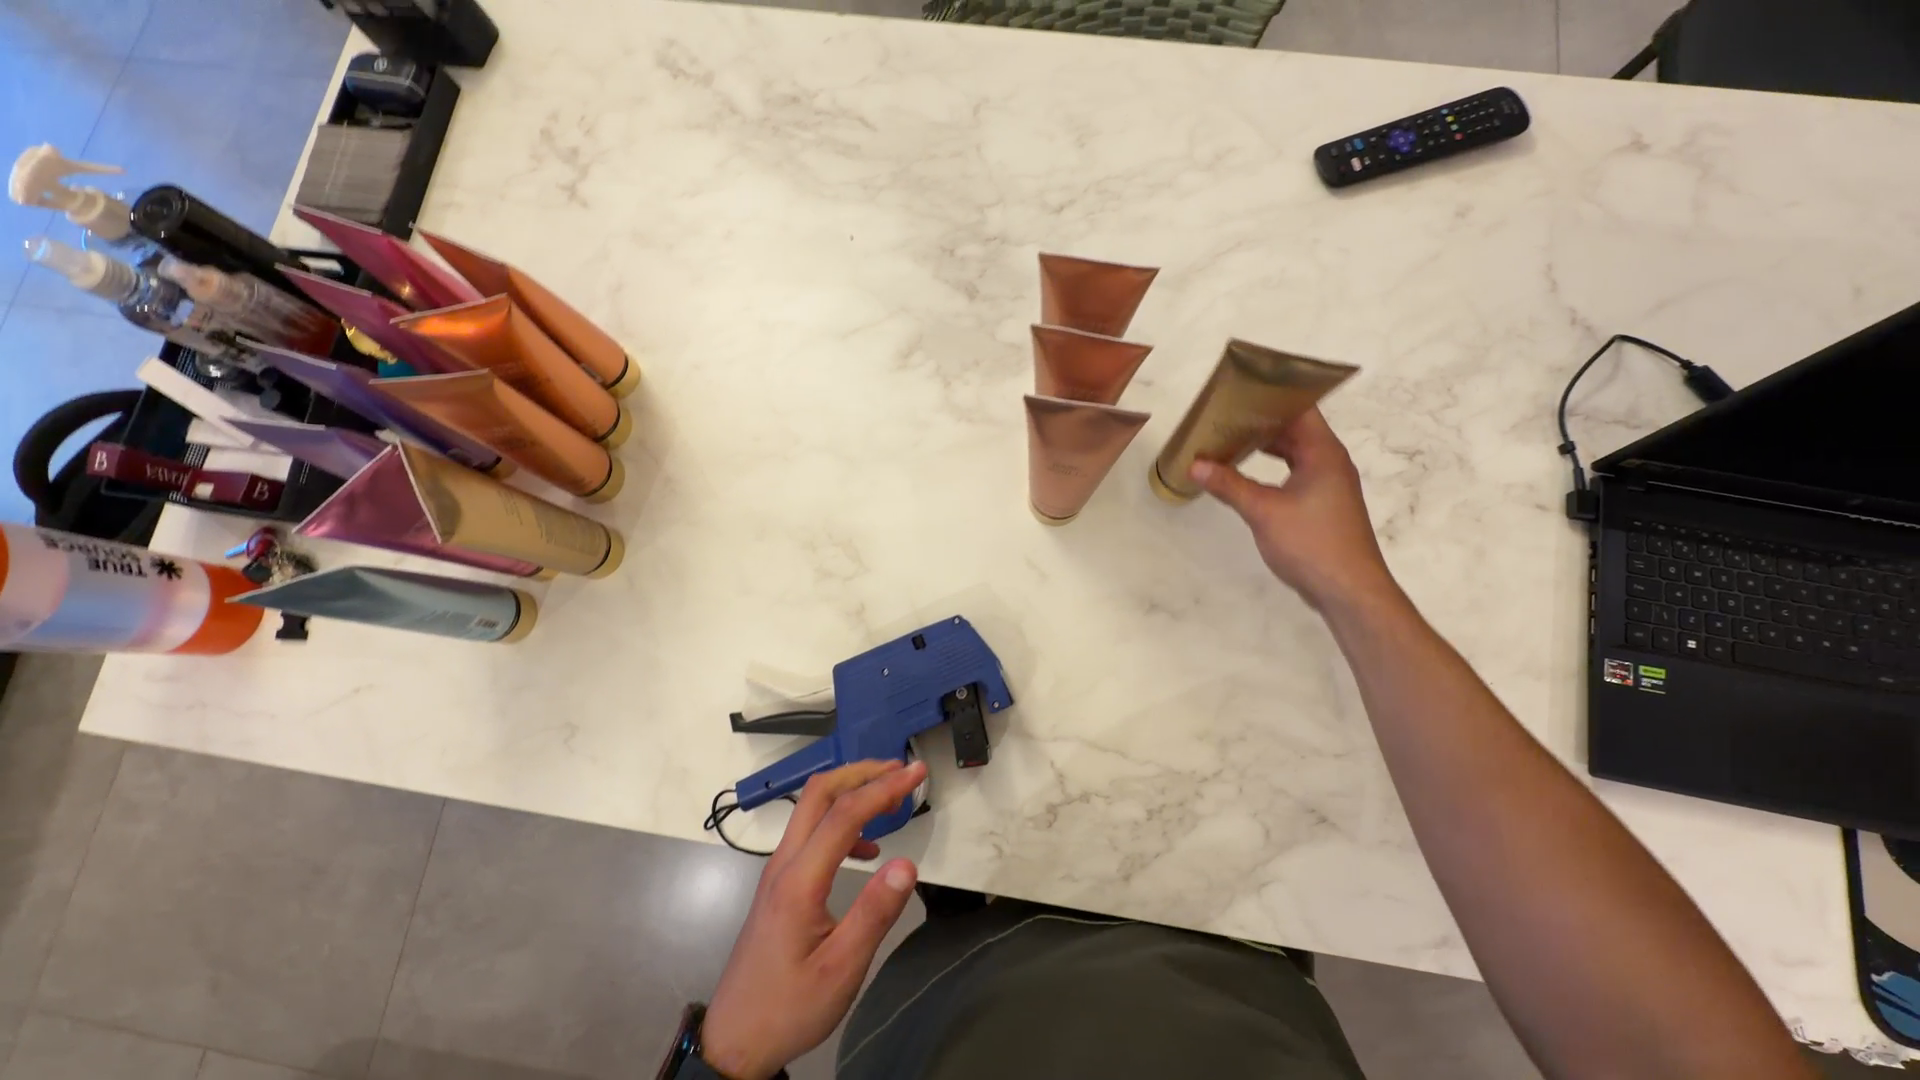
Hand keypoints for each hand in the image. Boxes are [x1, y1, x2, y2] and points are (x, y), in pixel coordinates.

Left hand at [700, 760, 924, 1079]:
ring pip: (811, 810)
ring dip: (850, 792)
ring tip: (891, 799)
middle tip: (902, 771)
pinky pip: (809, 834)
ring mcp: (777, 872)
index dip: (883, 787)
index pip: (844, 814)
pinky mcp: (779, 886)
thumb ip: (874, 914)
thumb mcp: (841, 969)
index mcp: (799, 880)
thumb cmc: (790, 1006)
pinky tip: (867, 849)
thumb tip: (907, 863)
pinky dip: (841, 822)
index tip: (917, 772)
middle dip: (861, 772)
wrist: (736, 1038)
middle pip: (818, 794)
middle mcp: (784, 864)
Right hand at [1189, 408, 1397, 611]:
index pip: (1300, 408)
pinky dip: (1272, 468)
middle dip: (1261, 421)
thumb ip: (1229, 485)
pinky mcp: (1323, 505)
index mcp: (1323, 453)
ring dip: (1265, 446)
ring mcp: (1329, 485)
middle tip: (1224, 415)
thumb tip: (1195, 465)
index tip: (1240, 390)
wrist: (1349, 591)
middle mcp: (1330, 462)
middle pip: (1296, 429)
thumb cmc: (1312, 543)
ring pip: (1295, 453)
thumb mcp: (1263, 512)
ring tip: (1229, 440)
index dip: (1272, 395)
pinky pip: (1295, 473)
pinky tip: (1247, 476)